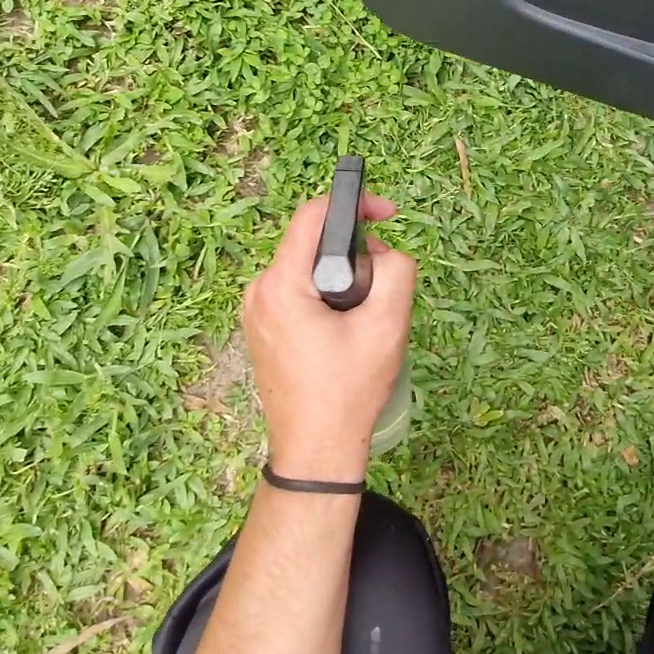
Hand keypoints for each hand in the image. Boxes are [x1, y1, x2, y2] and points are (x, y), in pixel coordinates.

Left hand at [241, 192, 417, 482]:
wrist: (316, 449)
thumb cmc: (349, 389)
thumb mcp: (387, 324)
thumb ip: (397, 270)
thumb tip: (385, 253)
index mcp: (282, 285)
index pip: (313, 215)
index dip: (354, 203)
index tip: (388, 214)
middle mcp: (259, 292)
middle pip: (311, 241)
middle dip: (354, 247)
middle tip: (384, 275)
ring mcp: (256, 312)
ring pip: (307, 266)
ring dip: (343, 273)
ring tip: (370, 308)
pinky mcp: (263, 328)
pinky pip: (299, 289)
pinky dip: (328, 292)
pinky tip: (349, 323)